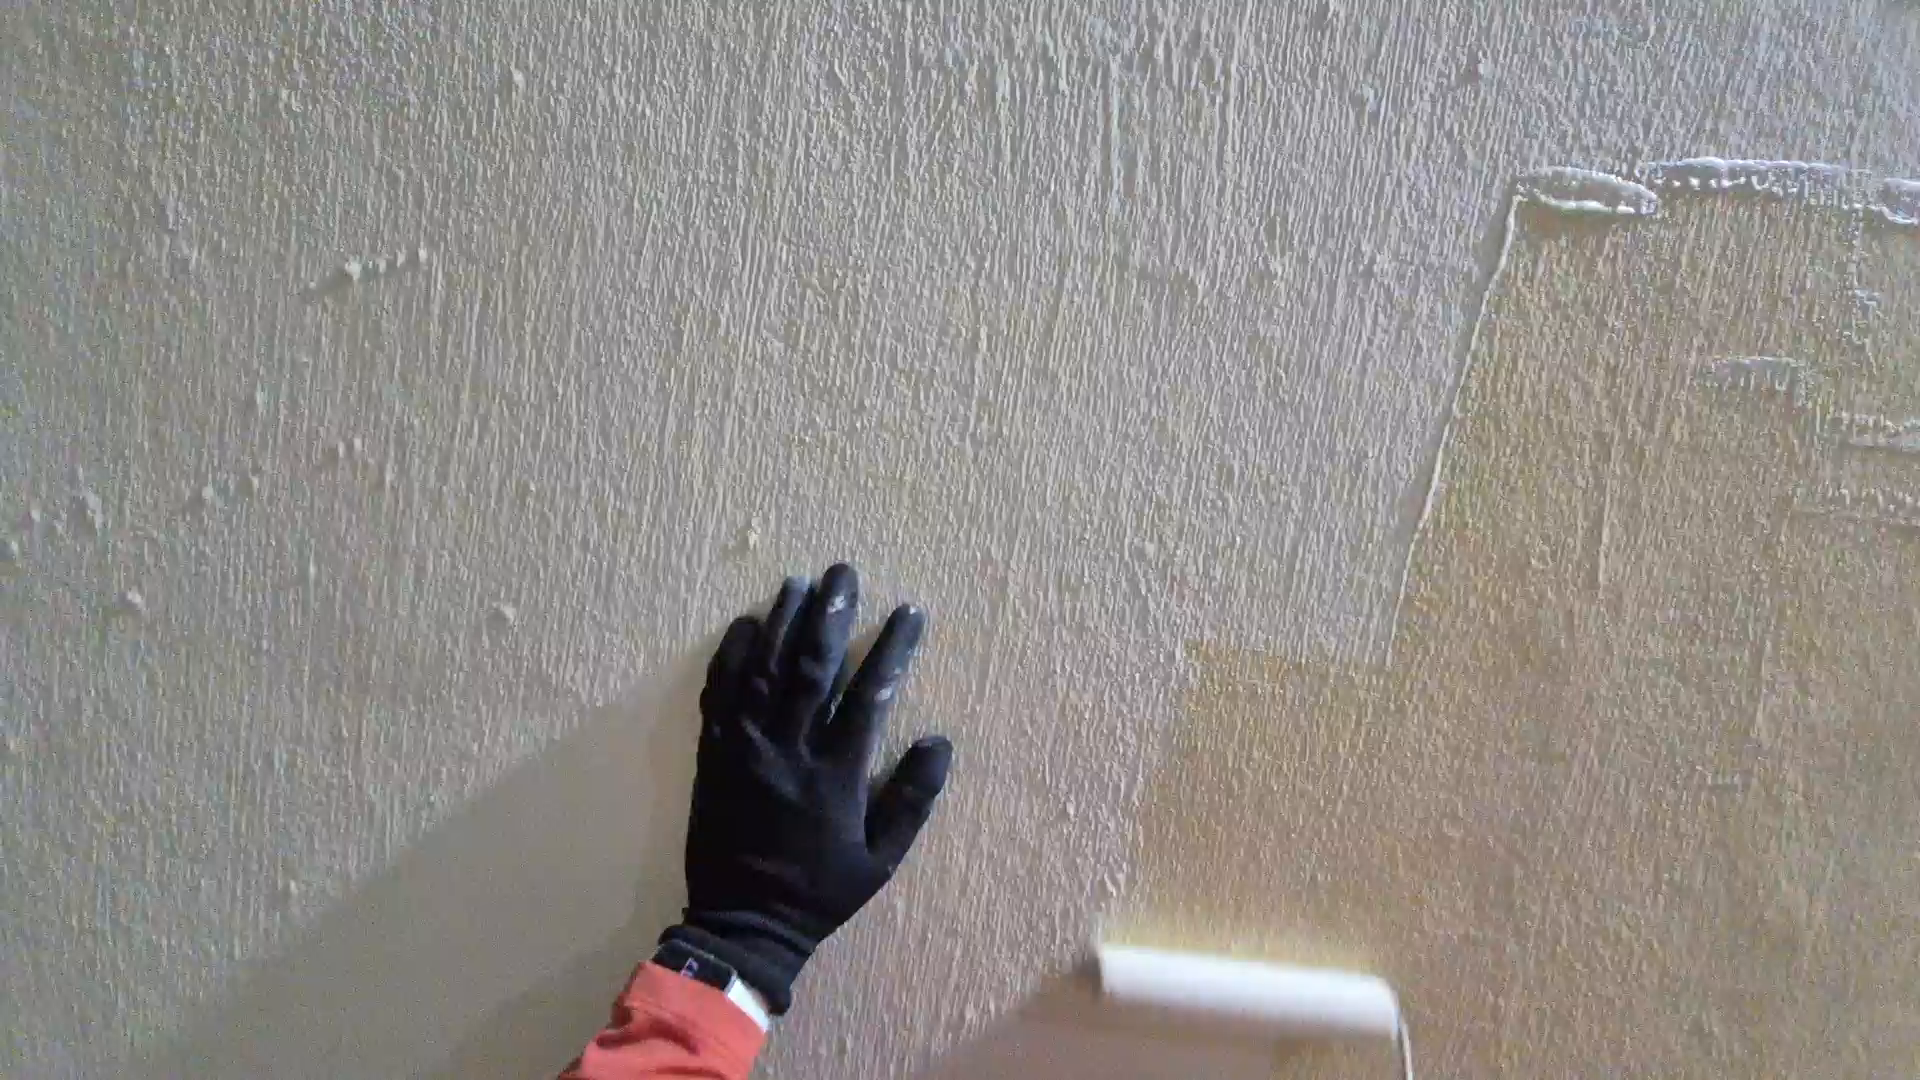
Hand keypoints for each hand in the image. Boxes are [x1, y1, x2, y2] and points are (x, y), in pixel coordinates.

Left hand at [661, 563, 953, 1013]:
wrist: (741, 925)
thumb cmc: (820, 890)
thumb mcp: (882, 859)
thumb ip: (913, 800)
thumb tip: (940, 741)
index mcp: (836, 772)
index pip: (869, 694)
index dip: (891, 648)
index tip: (909, 612)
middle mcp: (789, 749)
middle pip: (812, 667)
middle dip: (830, 614)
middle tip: (843, 572)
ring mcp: (745, 748)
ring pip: (765, 671)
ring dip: (783, 622)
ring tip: (798, 582)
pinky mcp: (714, 754)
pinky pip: (719, 695)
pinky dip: (731, 656)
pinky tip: (745, 624)